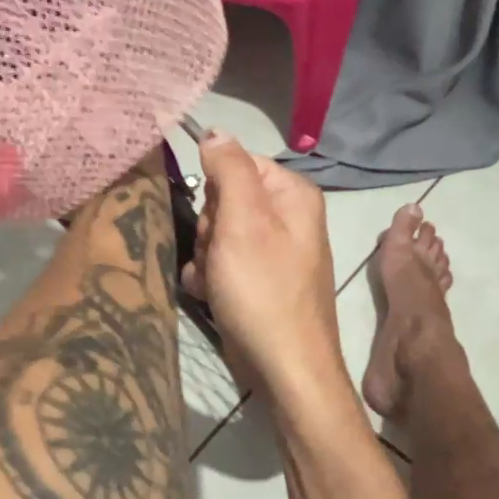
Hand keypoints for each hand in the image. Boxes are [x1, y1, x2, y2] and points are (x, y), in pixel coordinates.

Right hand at [181, 133, 346, 406]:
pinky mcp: (259, 279)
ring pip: (217, 232)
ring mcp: (274, 250)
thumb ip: (229, 169)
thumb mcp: (242, 221)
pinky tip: (212, 294)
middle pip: (224, 198)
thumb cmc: (263, 290)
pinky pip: (222, 261)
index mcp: (291, 193)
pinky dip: (211, 276)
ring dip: (206, 255)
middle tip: (218, 255)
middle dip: (210, 227)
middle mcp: (287, 216)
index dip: (215, 190)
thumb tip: (215, 129)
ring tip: (216, 281)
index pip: (236, 162)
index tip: (217, 219)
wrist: (285, 369)